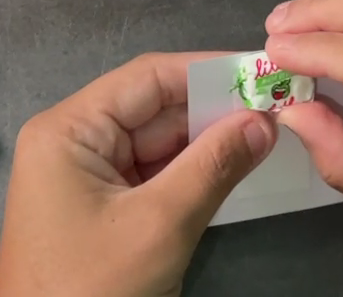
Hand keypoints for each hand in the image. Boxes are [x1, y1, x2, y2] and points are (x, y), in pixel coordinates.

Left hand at [0, 52, 277, 296]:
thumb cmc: (92, 290)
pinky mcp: (101, 207)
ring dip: (206, 139)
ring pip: (157, 142)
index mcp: (70, 128)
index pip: (147, 79)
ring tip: (264, 126)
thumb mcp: (158, 227)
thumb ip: (213, 167)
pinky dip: (190, 170)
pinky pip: (151, 173)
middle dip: (211, 106)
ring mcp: (86, 175)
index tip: (256, 68)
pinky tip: (232, 160)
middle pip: (153, 108)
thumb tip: (263, 121)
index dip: (205, 69)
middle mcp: (74, 140)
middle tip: (272, 101)